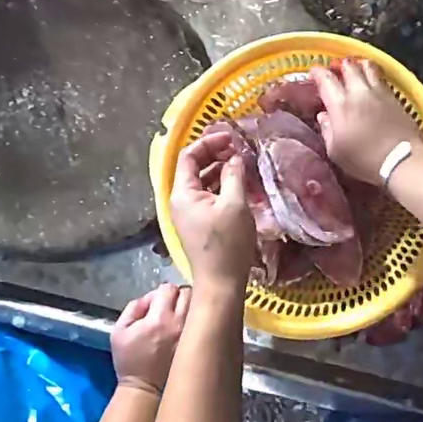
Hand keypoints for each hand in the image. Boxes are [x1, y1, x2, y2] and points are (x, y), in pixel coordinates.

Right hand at [112, 283, 188, 393]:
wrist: (144, 389)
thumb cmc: (129, 360)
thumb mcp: (119, 331)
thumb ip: (133, 307)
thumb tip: (149, 298)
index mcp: (158, 319)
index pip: (168, 289)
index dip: (159, 293)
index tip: (154, 304)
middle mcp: (179, 324)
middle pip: (187, 292)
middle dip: (177, 296)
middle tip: (168, 307)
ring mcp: (191, 335)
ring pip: (198, 306)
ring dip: (188, 306)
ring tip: (178, 318)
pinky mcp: (198, 346)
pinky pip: (202, 322)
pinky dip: (195, 320)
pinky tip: (186, 329)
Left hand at [170, 131, 256, 293]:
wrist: (220, 284)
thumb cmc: (227, 244)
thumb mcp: (235, 204)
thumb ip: (234, 175)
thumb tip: (235, 158)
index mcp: (182, 193)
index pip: (188, 156)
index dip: (208, 142)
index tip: (230, 137)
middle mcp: (180, 201)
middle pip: (193, 167)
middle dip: (214, 155)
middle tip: (237, 148)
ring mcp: (188, 213)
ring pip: (202, 182)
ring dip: (220, 170)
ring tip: (242, 164)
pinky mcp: (198, 224)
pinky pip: (207, 196)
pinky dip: (221, 186)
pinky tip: (239, 185)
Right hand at [311, 60, 422, 183]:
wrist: (402, 160)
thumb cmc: (365, 160)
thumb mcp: (336, 152)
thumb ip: (327, 130)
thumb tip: (323, 115)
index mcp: (340, 105)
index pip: (326, 80)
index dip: (318, 73)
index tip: (313, 73)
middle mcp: (358, 93)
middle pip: (348, 67)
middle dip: (339, 65)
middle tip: (335, 70)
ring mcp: (378, 92)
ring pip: (368, 67)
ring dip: (359, 65)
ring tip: (355, 68)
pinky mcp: (394, 97)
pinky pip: (381, 78)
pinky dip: (373, 74)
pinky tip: (372, 81)